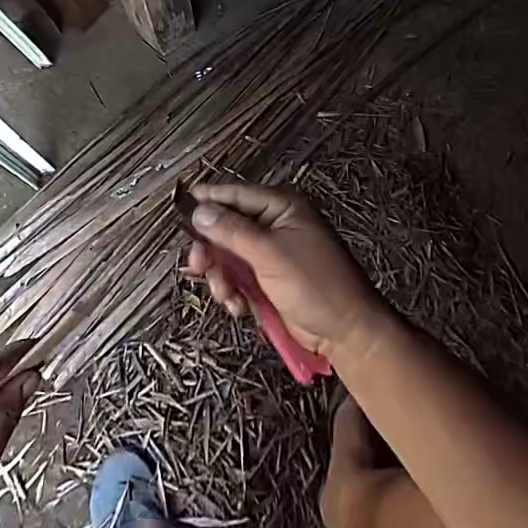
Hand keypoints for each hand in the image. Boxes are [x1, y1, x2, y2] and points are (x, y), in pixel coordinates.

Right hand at [183, 182, 389, 359]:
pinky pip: (238, 280)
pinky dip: (233, 293)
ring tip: (227, 294)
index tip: (183, 205)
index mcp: (282, 208)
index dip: (210, 200)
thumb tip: (200, 211)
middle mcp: (275, 227)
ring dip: (222, 277)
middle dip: (212, 249)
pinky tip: (240, 306)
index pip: (238, 195)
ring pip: (228, 258)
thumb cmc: (316, 284)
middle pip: (227, 228)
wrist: (345, 331)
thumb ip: (231, 231)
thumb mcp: (269, 254)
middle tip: (199, 264)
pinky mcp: (268, 282)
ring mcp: (271, 256)